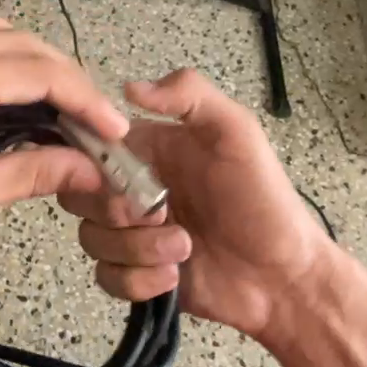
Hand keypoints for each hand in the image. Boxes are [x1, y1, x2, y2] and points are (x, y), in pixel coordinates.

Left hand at [0, 11, 127, 299]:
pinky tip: (9, 92)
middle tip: (92, 119)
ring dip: (29, 60)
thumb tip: (88, 168)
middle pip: (19, 44)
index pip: (38, 71)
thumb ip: (37, 171)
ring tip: (57, 103)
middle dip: (63, 77)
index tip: (111, 127)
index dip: (85, 97)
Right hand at [59, 68, 333, 342]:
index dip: (89, 158)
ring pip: (91, 237)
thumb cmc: (262, 198)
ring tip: (183, 247)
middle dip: (114, 209)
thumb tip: (128, 87)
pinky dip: (137, 280)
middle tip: (159, 215)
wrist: (287, 279)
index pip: (89, 142)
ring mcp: (132, 232)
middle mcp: (131, 186)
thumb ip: (190, 93)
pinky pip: (106, 276)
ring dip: (136, 247)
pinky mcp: (137, 274)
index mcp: (146, 148)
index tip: (114, 174)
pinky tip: (173, 275)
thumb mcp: (236, 131)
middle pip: (79, 191)